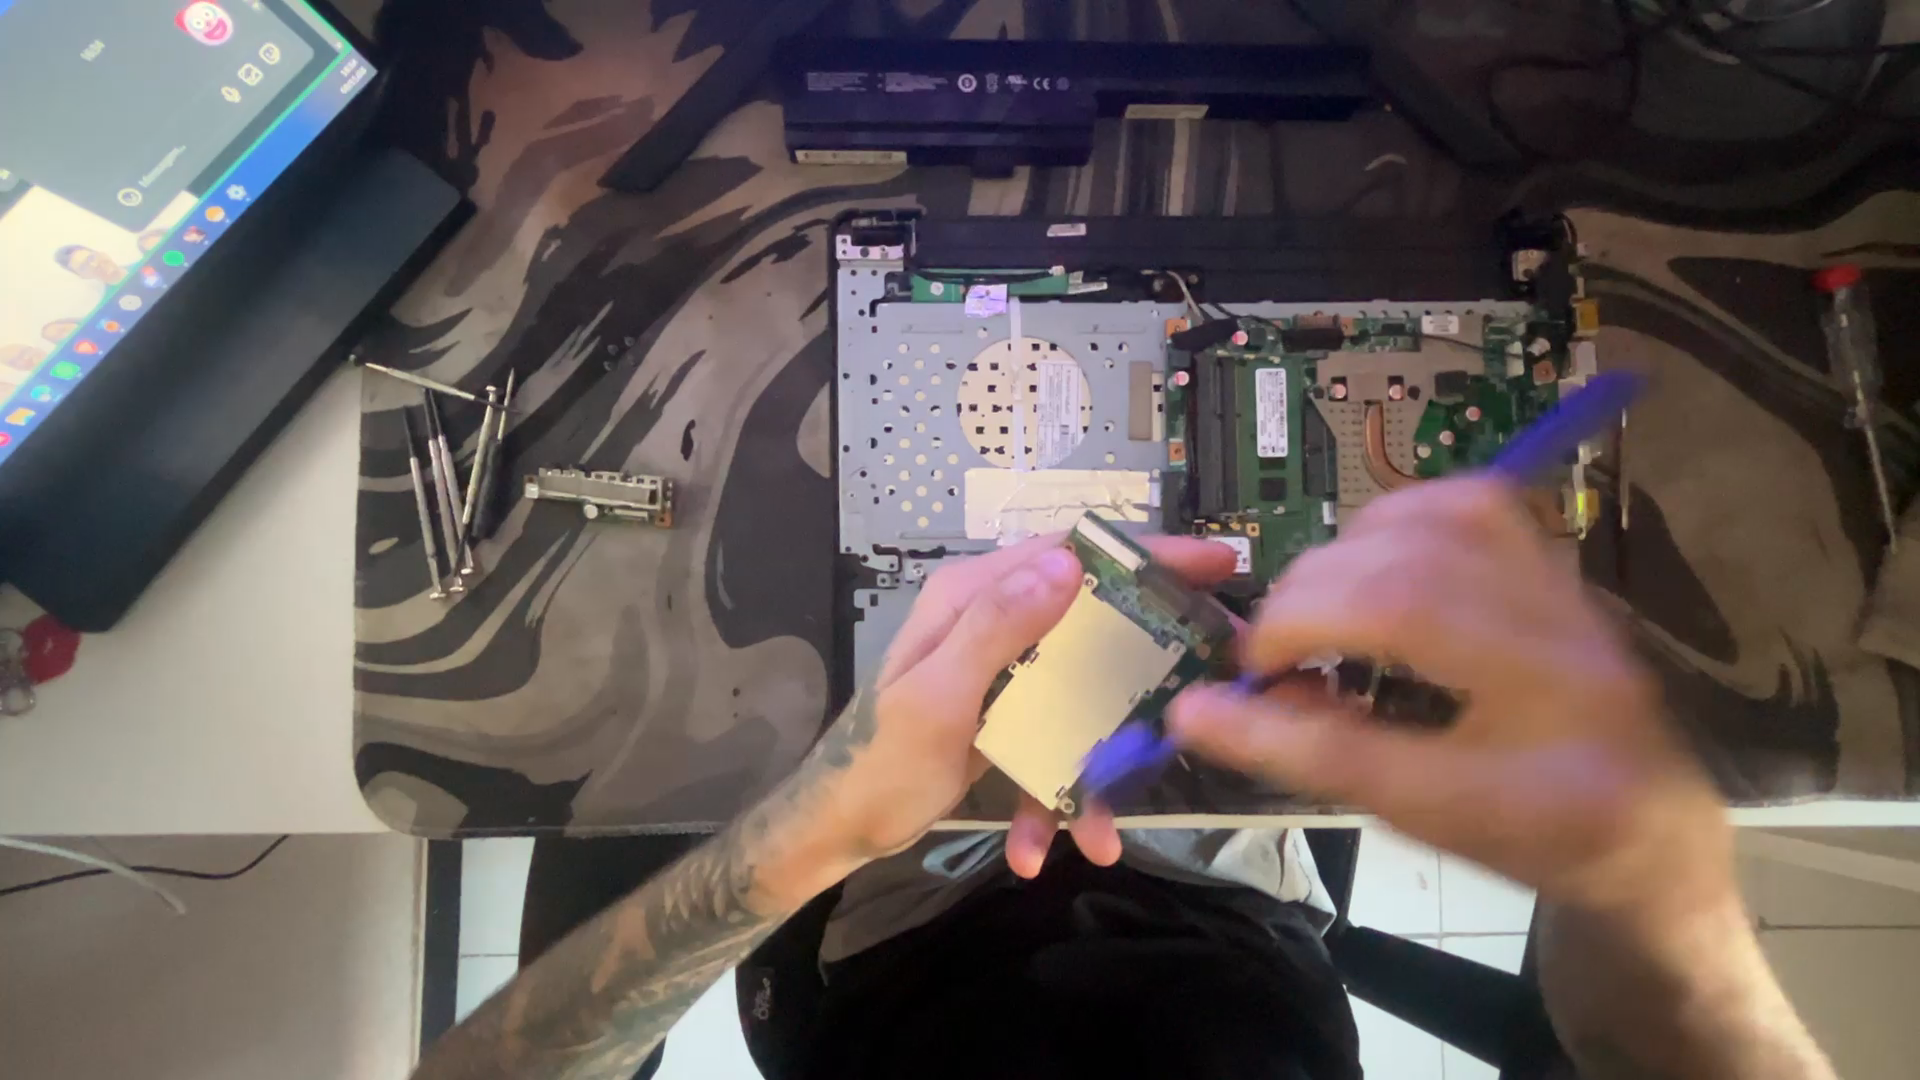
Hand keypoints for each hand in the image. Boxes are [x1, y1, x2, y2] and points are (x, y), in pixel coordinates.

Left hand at [789, 532, 1239, 884]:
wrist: (842, 824)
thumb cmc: (880, 761)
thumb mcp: (936, 696)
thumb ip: (995, 627)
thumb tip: (1067, 565)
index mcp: (971, 597)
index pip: (1066, 554)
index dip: (1140, 554)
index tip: (1210, 565)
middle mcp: (992, 621)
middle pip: (1088, 618)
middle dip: (1149, 653)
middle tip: (1215, 668)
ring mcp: (1002, 670)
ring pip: (1080, 688)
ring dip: (1101, 752)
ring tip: (1112, 820)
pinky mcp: (1008, 712)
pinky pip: (1053, 736)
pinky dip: (1057, 791)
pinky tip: (1039, 847)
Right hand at [1167, 478, 1732, 920]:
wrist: (1647, 825)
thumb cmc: (1525, 832)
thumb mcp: (1412, 816)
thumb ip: (1303, 756)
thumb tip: (1195, 709)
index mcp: (1550, 741)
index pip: (1394, 707)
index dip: (1294, 661)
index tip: (1239, 681)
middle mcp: (1570, 650)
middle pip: (1406, 593)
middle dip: (1303, 610)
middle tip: (1272, 654)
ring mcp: (1568, 594)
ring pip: (1436, 525)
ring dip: (1343, 560)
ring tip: (1318, 610)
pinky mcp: (1553, 562)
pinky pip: (1465, 502)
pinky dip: (1393, 520)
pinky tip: (1369, 561)